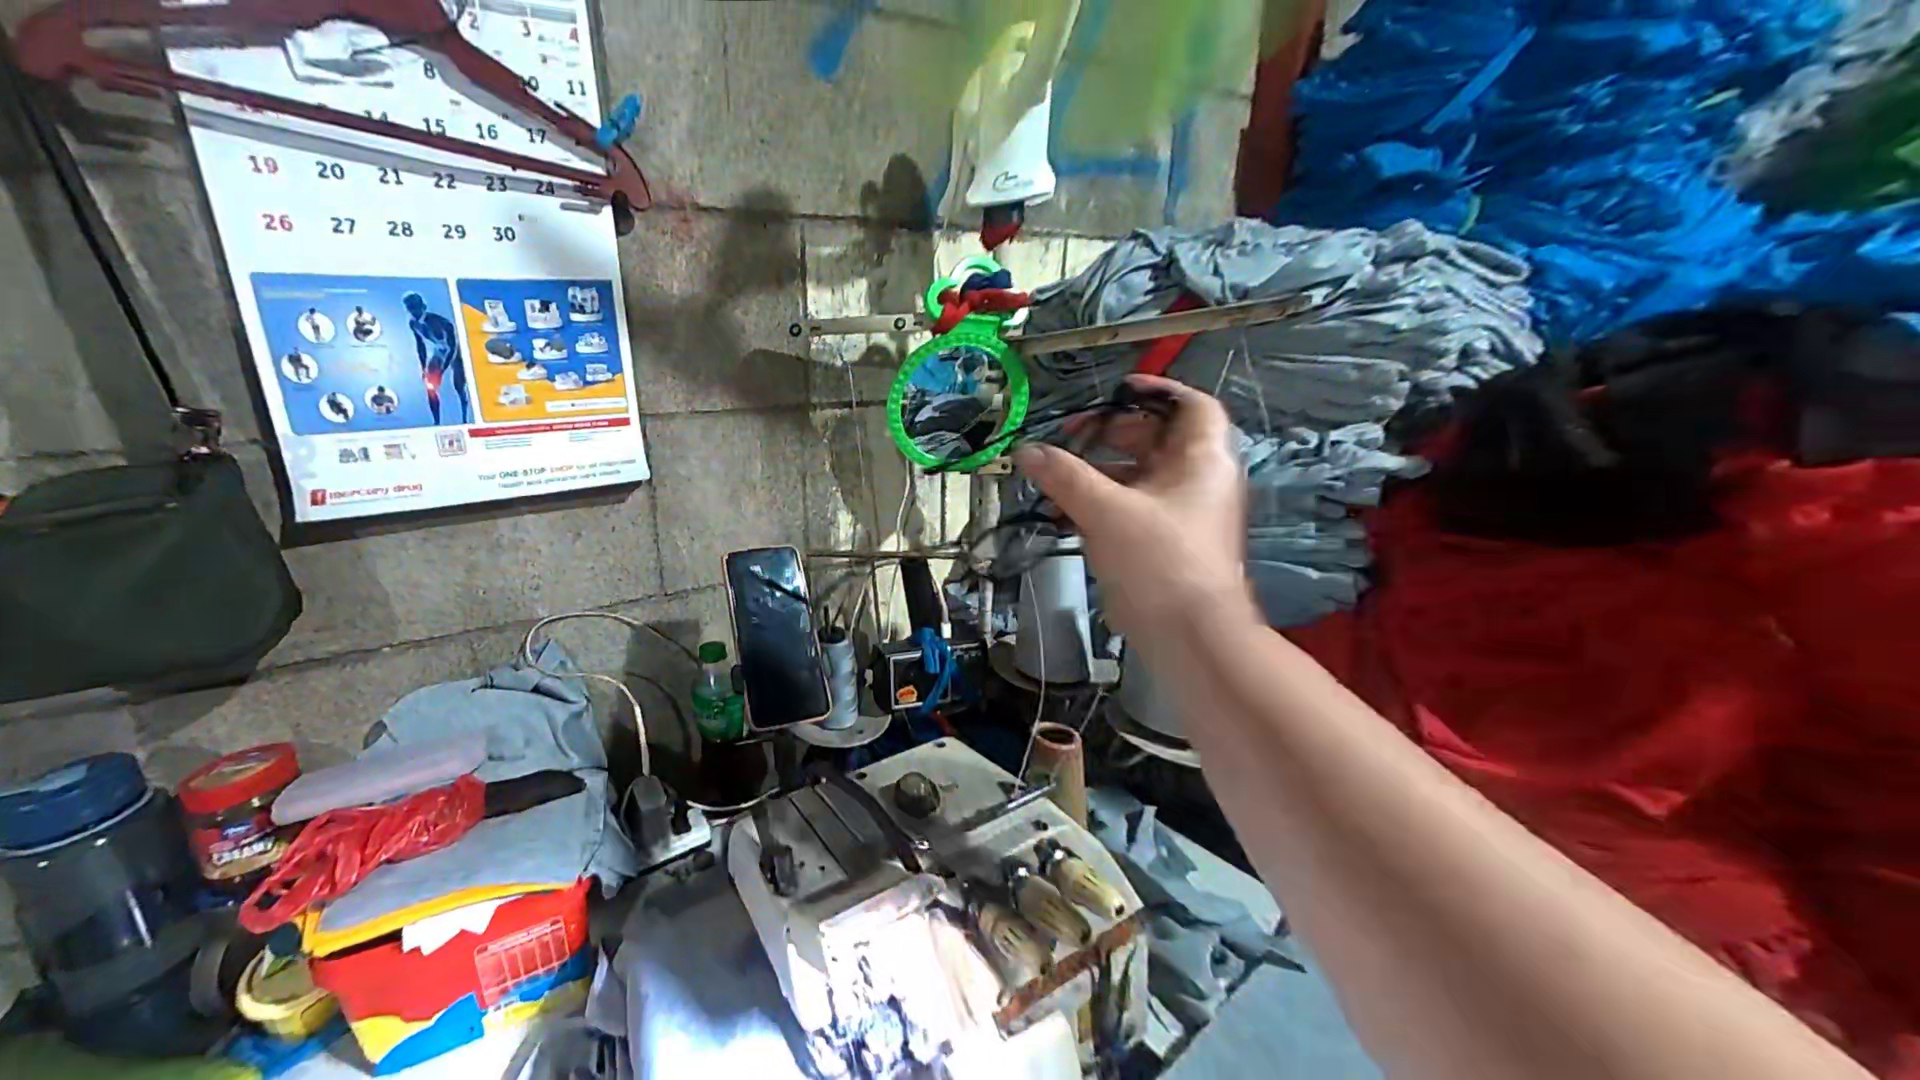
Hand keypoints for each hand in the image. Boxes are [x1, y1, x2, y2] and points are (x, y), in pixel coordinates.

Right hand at [1013, 375, 1252, 640]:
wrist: (1190, 637)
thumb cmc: (1158, 561)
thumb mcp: (1106, 511)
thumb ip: (1065, 476)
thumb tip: (1027, 451)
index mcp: (1203, 460)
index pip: (1191, 405)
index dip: (1155, 391)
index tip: (1114, 391)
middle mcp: (1201, 481)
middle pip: (1158, 440)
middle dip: (1111, 435)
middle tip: (1071, 439)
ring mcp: (1186, 515)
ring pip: (1142, 478)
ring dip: (1101, 474)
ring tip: (1059, 478)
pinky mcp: (1170, 544)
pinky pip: (1135, 509)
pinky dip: (1105, 505)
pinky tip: (1068, 514)